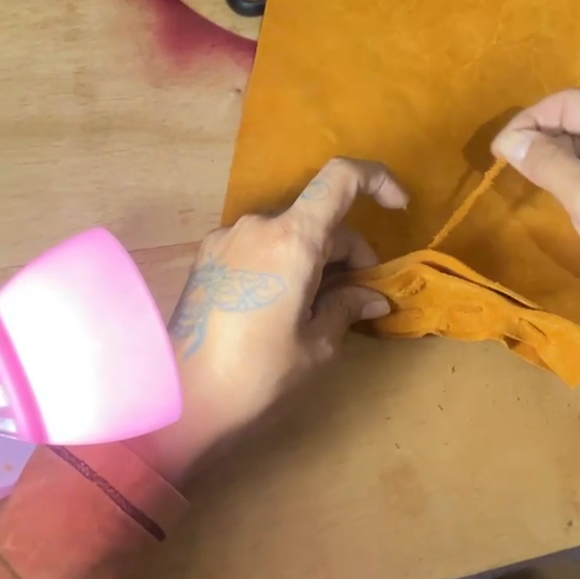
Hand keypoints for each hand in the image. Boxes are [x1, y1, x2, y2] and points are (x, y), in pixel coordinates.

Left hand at [127, 158, 408, 484]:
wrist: (181, 400)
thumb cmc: (256, 375)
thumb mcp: (316, 345)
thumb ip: (347, 308)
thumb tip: (374, 299)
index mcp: (291, 239)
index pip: (341, 178)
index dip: (377, 180)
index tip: (398, 208)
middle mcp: (256, 225)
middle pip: (317, 216)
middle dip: (348, 250)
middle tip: (360, 298)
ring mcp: (226, 238)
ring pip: (288, 231)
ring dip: (315, 257)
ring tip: (318, 309)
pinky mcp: (207, 257)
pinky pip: (259, 245)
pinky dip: (284, 261)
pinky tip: (283, 306)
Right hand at [490, 90, 579, 347]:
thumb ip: (545, 162)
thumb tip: (508, 141)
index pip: (569, 102)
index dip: (528, 121)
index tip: (496, 152)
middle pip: (579, 118)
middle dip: (541, 138)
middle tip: (508, 169)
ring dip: (556, 158)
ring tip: (528, 182)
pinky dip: (574, 175)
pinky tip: (557, 194)